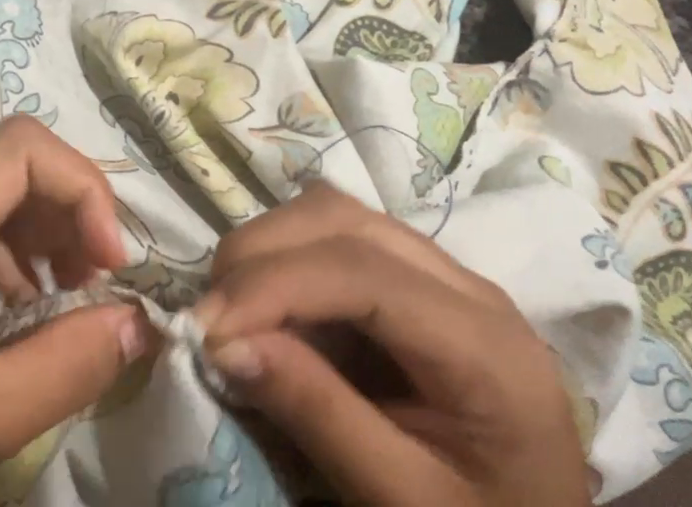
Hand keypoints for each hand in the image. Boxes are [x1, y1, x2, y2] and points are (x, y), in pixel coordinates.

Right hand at [195, 186, 591, 506]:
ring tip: (233, 312)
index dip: (269, 286)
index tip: (205, 331)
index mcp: (487, 348)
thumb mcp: (404, 500)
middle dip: (257, 256)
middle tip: (210, 321)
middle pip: (340, 220)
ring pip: (332, 213)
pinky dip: (285, 256)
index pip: (359, 270)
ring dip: (267, 249)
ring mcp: (443, 277)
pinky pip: (336, 235)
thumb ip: (321, 418)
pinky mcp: (417, 282)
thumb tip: (224, 344)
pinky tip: (269, 306)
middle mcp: (470, 289)